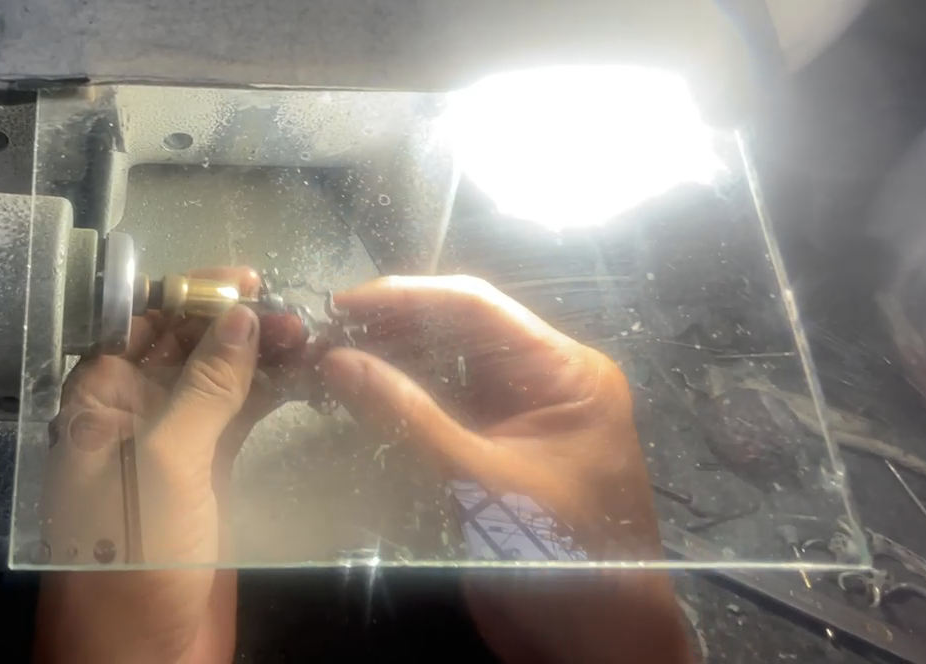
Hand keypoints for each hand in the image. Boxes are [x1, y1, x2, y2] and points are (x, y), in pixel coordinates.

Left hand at [34, 272, 264, 663]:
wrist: (142, 659)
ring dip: (258, 351)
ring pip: (219, 374)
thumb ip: (202, 385)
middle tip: (291, 311)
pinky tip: (303, 373)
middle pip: (186, 342)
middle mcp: (134, 404)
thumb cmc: (131, 554)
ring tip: (307, 335)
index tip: (243, 282)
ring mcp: (176, 436)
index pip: (143, 319)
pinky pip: (239, 412)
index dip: (189, 294)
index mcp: (101, 393)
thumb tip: (240, 314)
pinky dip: (269, 389)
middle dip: (233, 320)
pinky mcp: (211, 466)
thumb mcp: (162, 460)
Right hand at [319, 275, 690, 663]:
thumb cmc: (560, 559)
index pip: (475, 305)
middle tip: (326, 330)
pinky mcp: (494, 435)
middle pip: (456, 325)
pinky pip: (441, 393)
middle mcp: (544, 375)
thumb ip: (405, 415)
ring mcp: (519, 405)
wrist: (598, 648)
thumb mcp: (478, 483)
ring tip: (331, 353)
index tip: (343, 303)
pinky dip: (399, 387)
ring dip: (389, 352)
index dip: (403, 296)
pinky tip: (358, 386)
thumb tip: (333, 360)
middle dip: (390, 324)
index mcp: (564, 372)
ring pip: (443, 356)